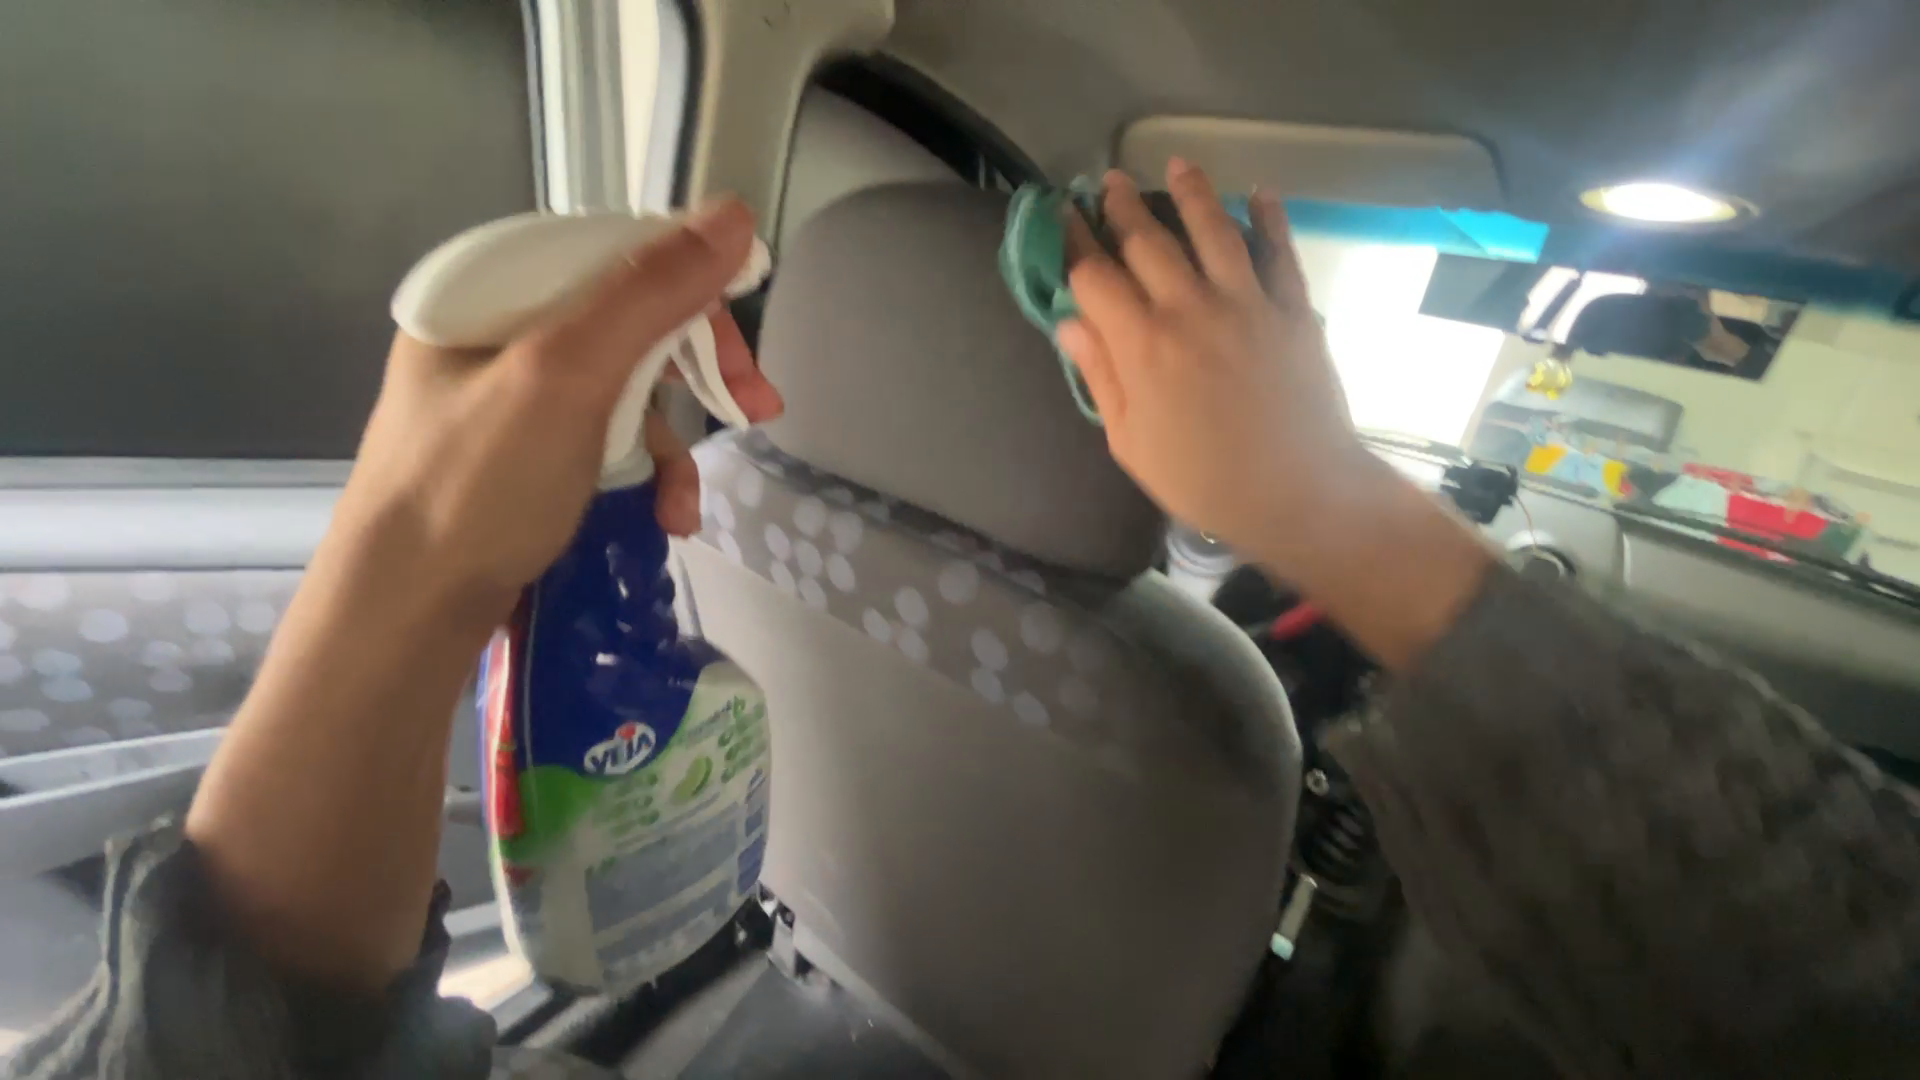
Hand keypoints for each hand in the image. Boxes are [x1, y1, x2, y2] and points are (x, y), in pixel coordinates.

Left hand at [330, 197, 781, 622]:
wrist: (409, 611)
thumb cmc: (478, 485)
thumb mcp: (568, 375)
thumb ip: (650, 293)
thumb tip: (735, 217)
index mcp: (495, 289)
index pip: (621, 259)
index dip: (696, 293)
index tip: (745, 347)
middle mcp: (508, 333)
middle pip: (636, 327)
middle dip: (701, 375)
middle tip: (757, 409)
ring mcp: (524, 396)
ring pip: (635, 391)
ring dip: (677, 446)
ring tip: (687, 503)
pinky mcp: (539, 452)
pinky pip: (615, 441)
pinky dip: (650, 477)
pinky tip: (666, 516)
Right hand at [1058, 162, 1370, 571]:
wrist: (1297, 492)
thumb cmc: (1201, 479)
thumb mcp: (1130, 441)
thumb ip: (1100, 376)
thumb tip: (1070, 322)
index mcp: (1142, 345)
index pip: (1096, 277)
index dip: (1074, 243)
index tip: (1062, 218)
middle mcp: (1190, 308)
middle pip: (1148, 242)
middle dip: (1122, 208)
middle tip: (1106, 183)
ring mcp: (1248, 302)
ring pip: (1213, 230)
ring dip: (1190, 193)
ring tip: (1175, 164)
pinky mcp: (1293, 308)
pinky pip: (1280, 252)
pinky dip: (1270, 218)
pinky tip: (1259, 193)